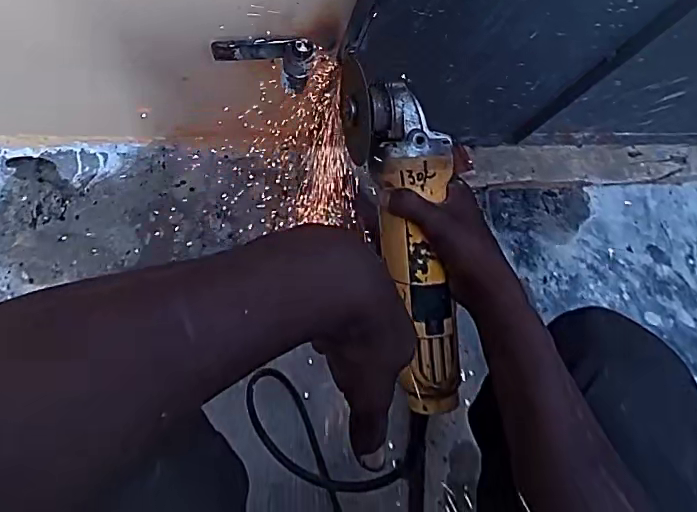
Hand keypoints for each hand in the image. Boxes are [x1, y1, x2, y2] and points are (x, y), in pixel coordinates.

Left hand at [251, 226, 414, 462]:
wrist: (335, 276)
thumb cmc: (361, 337)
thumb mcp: (367, 391)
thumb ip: (370, 421)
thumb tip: (368, 454)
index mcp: (400, 322)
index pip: (392, 342)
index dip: (373, 359)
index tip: (352, 369)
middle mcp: (381, 284)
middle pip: (367, 308)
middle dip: (349, 328)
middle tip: (330, 345)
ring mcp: (350, 257)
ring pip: (342, 283)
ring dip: (327, 302)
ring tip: (311, 322)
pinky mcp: (321, 241)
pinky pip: (316, 264)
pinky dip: (308, 280)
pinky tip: (295, 294)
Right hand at [385, 177, 520, 315]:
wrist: (484, 290)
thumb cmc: (468, 249)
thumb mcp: (436, 220)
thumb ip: (409, 204)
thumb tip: (384, 194)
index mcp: (457, 192)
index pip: (430, 171)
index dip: (409, 170)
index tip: (386, 172)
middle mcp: (451, 206)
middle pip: (418, 195)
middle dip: (400, 199)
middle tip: (379, 199)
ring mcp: (446, 228)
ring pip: (415, 217)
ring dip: (400, 220)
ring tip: (380, 220)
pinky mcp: (440, 247)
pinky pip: (416, 236)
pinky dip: (405, 238)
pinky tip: (390, 239)